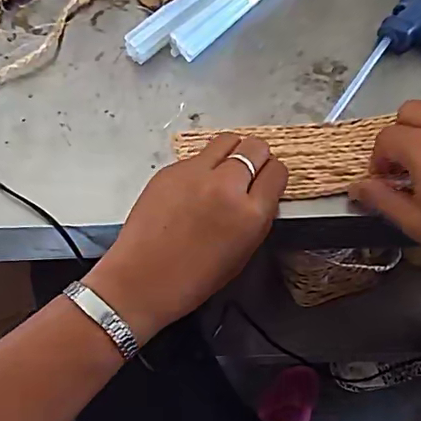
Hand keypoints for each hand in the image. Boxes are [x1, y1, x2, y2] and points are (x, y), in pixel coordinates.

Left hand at [82, 134, 287, 342]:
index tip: (267, 180)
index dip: (273, 175)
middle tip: (249, 171)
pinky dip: (202, 166)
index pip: (277, 171)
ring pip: (227, 141)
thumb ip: (257, 217)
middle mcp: (226, 187)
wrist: (144, 280)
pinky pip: (197, 156)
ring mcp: (195, 174)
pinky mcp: (170, 170)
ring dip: (232, 152)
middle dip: (256, 158)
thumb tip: (261, 193)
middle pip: (255, 147)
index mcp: (250, 214)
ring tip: (224, 171)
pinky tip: (194, 188)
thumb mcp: (243, 252)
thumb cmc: (193, 277)